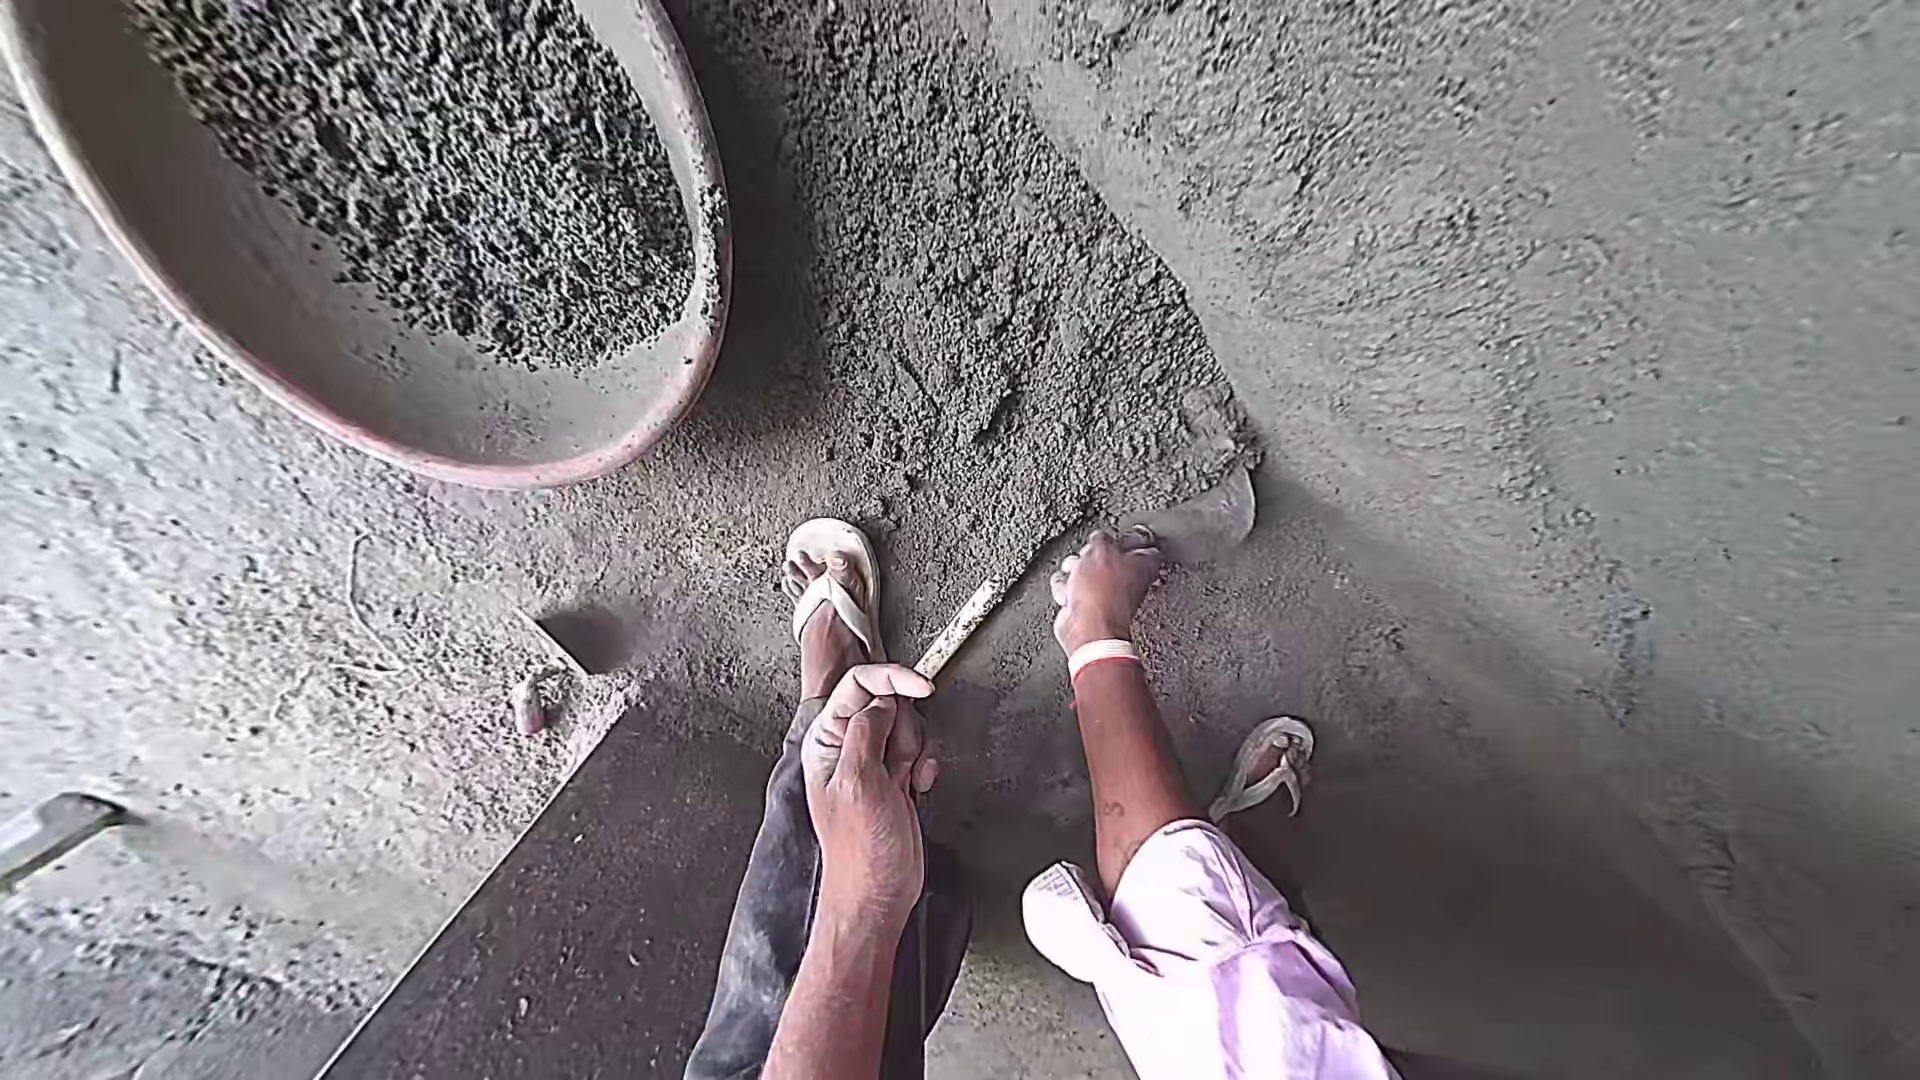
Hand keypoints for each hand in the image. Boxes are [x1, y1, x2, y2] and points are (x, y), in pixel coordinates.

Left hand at [801, 664, 939, 932]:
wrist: (878, 893)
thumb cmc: (859, 851)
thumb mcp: (858, 782)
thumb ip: (867, 731)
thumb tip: (883, 700)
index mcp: (826, 739)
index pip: (858, 684)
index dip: (892, 678)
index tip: (922, 686)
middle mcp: (848, 744)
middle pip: (889, 701)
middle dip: (903, 728)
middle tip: (896, 762)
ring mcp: (873, 758)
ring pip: (908, 723)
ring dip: (915, 749)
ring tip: (901, 781)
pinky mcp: (895, 773)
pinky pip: (920, 747)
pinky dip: (925, 763)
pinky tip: (916, 786)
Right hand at [1050, 527, 1162, 653]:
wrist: (1085, 627)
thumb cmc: (1101, 594)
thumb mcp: (1102, 551)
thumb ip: (1102, 539)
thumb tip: (1099, 537)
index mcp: (1141, 566)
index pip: (1142, 546)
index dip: (1127, 538)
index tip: (1116, 536)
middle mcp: (1124, 580)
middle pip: (1103, 554)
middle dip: (1088, 555)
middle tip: (1088, 560)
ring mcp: (1102, 592)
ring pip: (1081, 567)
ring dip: (1072, 571)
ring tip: (1074, 579)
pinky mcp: (1083, 603)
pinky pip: (1067, 585)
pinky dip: (1064, 588)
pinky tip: (1068, 594)